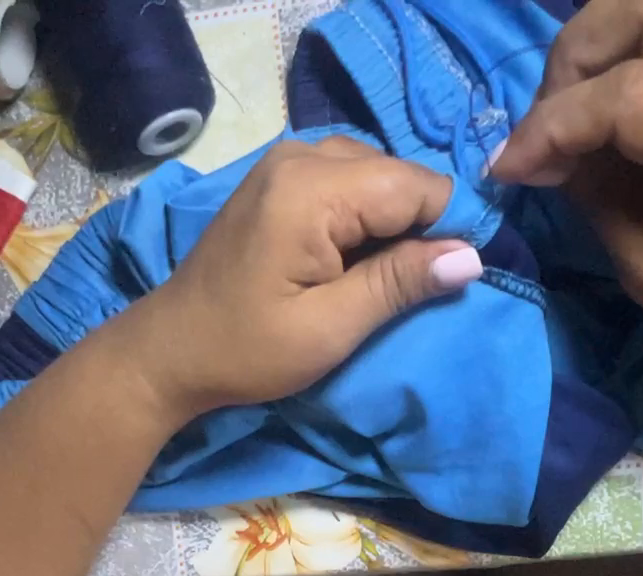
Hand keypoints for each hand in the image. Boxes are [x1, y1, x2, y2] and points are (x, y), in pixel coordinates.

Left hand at [122, 136, 482, 418]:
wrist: (170, 352)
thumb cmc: (246, 351)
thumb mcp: (329, 329)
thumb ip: (399, 284)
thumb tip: (472, 256)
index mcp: (312, 188)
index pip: (418, 186)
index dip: (445, 232)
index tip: (440, 284)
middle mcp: (300, 155)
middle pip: (398, 175)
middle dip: (415, 229)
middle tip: (394, 291)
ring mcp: (284, 162)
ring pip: (375, 176)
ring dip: (388, 226)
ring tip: (367, 280)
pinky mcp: (277, 180)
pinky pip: (345, 183)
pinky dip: (360, 219)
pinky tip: (344, 262)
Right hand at [489, 0, 642, 370]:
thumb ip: (597, 197)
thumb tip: (540, 153)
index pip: (633, 93)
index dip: (552, 124)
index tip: (508, 168)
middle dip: (575, 58)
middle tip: (551, 129)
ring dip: (603, 43)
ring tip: (580, 111)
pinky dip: (632, 43)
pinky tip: (617, 100)